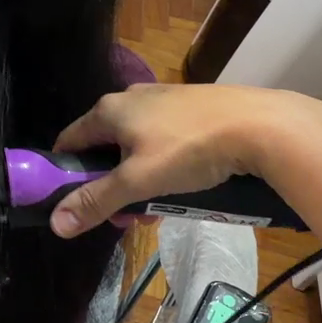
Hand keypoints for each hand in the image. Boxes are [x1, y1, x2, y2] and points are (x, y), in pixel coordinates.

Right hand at [48, 83, 321, 236]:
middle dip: (111, 186)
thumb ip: (96, 201)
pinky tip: (186, 184)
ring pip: (136, 146)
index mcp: (108, 110)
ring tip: (160, 208)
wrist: (266, 127)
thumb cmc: (191, 149)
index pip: (69, 142)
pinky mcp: (193, 107)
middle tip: (127, 215)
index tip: (77, 203)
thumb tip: (55, 224)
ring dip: (139, 181)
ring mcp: (163, 100)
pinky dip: (165, 165)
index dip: (66, 174)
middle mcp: (130, 98)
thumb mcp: (139, 181)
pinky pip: (163, 140)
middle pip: (104, 148)